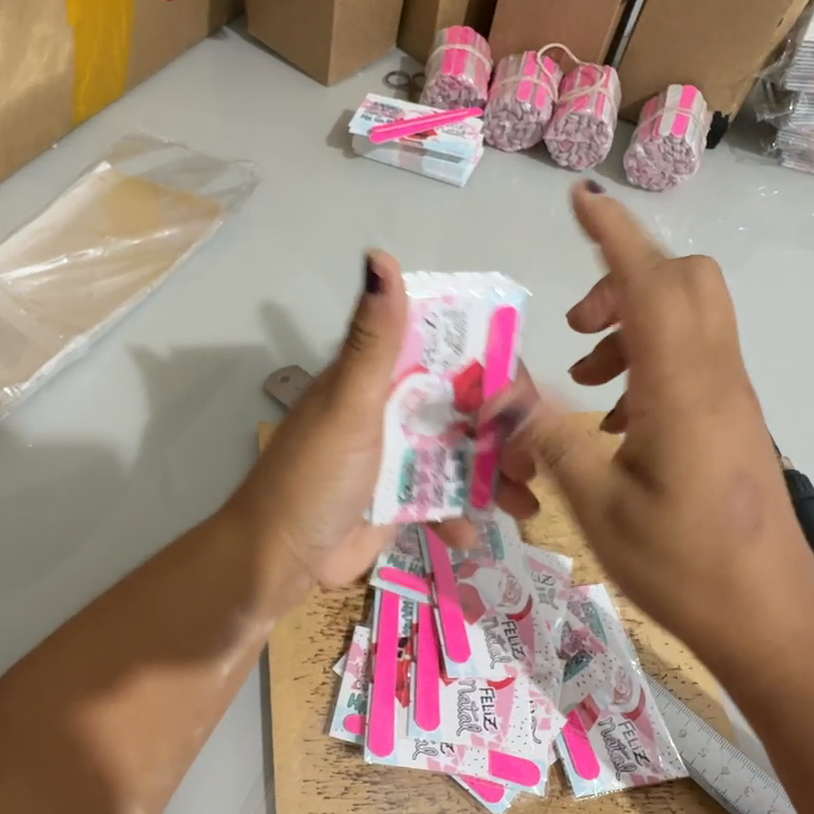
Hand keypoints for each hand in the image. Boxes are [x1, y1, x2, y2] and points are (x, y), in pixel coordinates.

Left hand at [227, 251, 513, 606]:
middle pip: (466, 408)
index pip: (448, 355)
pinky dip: (463, 516)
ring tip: (526, 502)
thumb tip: (380, 255)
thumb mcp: (348, 402)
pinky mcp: (400, 501)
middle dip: (505, 431)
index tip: (526, 395)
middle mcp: (393, 411)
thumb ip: (373, 339)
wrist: (280, 557)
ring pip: (463, 456)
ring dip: (497, 477)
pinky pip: (445, 500)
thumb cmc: (315, 475)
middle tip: (533, 459)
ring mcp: (398, 458)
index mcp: (379, 378)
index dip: (491, 367)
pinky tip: (469, 535)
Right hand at [497, 184, 813, 651]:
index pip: (651, 283)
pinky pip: (690, 359)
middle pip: (685, 281)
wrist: (774, 620)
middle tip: (576, 328)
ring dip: (631, 325)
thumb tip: (498, 391)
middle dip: (623, 279)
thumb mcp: (598, 506)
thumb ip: (547, 439)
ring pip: (688, 318)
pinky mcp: (730, 420)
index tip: (579, 200)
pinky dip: (646, 361)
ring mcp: (728, 398)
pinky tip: (612, 422)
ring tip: (585, 381)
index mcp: (680, 389)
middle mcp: (713, 378)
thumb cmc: (685, 567)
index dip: (614, 235)